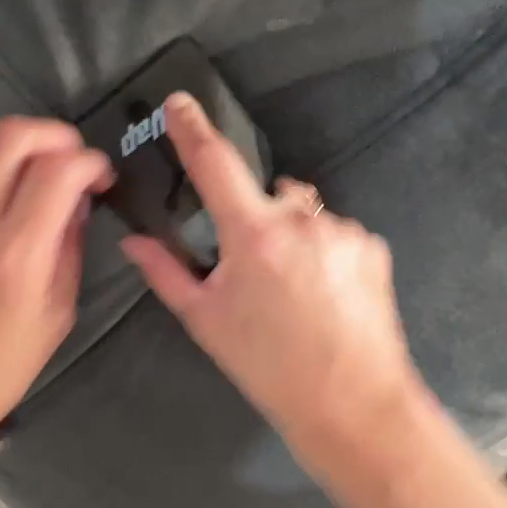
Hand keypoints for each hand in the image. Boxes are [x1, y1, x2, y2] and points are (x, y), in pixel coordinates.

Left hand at [0, 117, 114, 427]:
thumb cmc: (1, 364)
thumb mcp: (58, 312)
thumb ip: (69, 248)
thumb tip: (76, 201)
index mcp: (20, 254)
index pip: (61, 171)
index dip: (92, 162)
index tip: (102, 178)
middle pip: (13, 136)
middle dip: (55, 134)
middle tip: (70, 158)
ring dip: (12, 141)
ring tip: (29, 165)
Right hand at [120, 92, 425, 452]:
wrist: (352, 405)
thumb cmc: (269, 367)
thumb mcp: (207, 322)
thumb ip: (166, 273)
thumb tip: (133, 241)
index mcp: (253, 235)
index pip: (215, 163)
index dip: (193, 128)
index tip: (180, 102)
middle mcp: (302, 220)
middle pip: (271, 192)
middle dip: (260, 217)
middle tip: (257, 270)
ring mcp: (344, 231)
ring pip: (308, 214)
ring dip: (296, 235)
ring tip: (297, 290)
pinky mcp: (374, 247)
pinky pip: (339, 234)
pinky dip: (327, 253)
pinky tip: (328, 296)